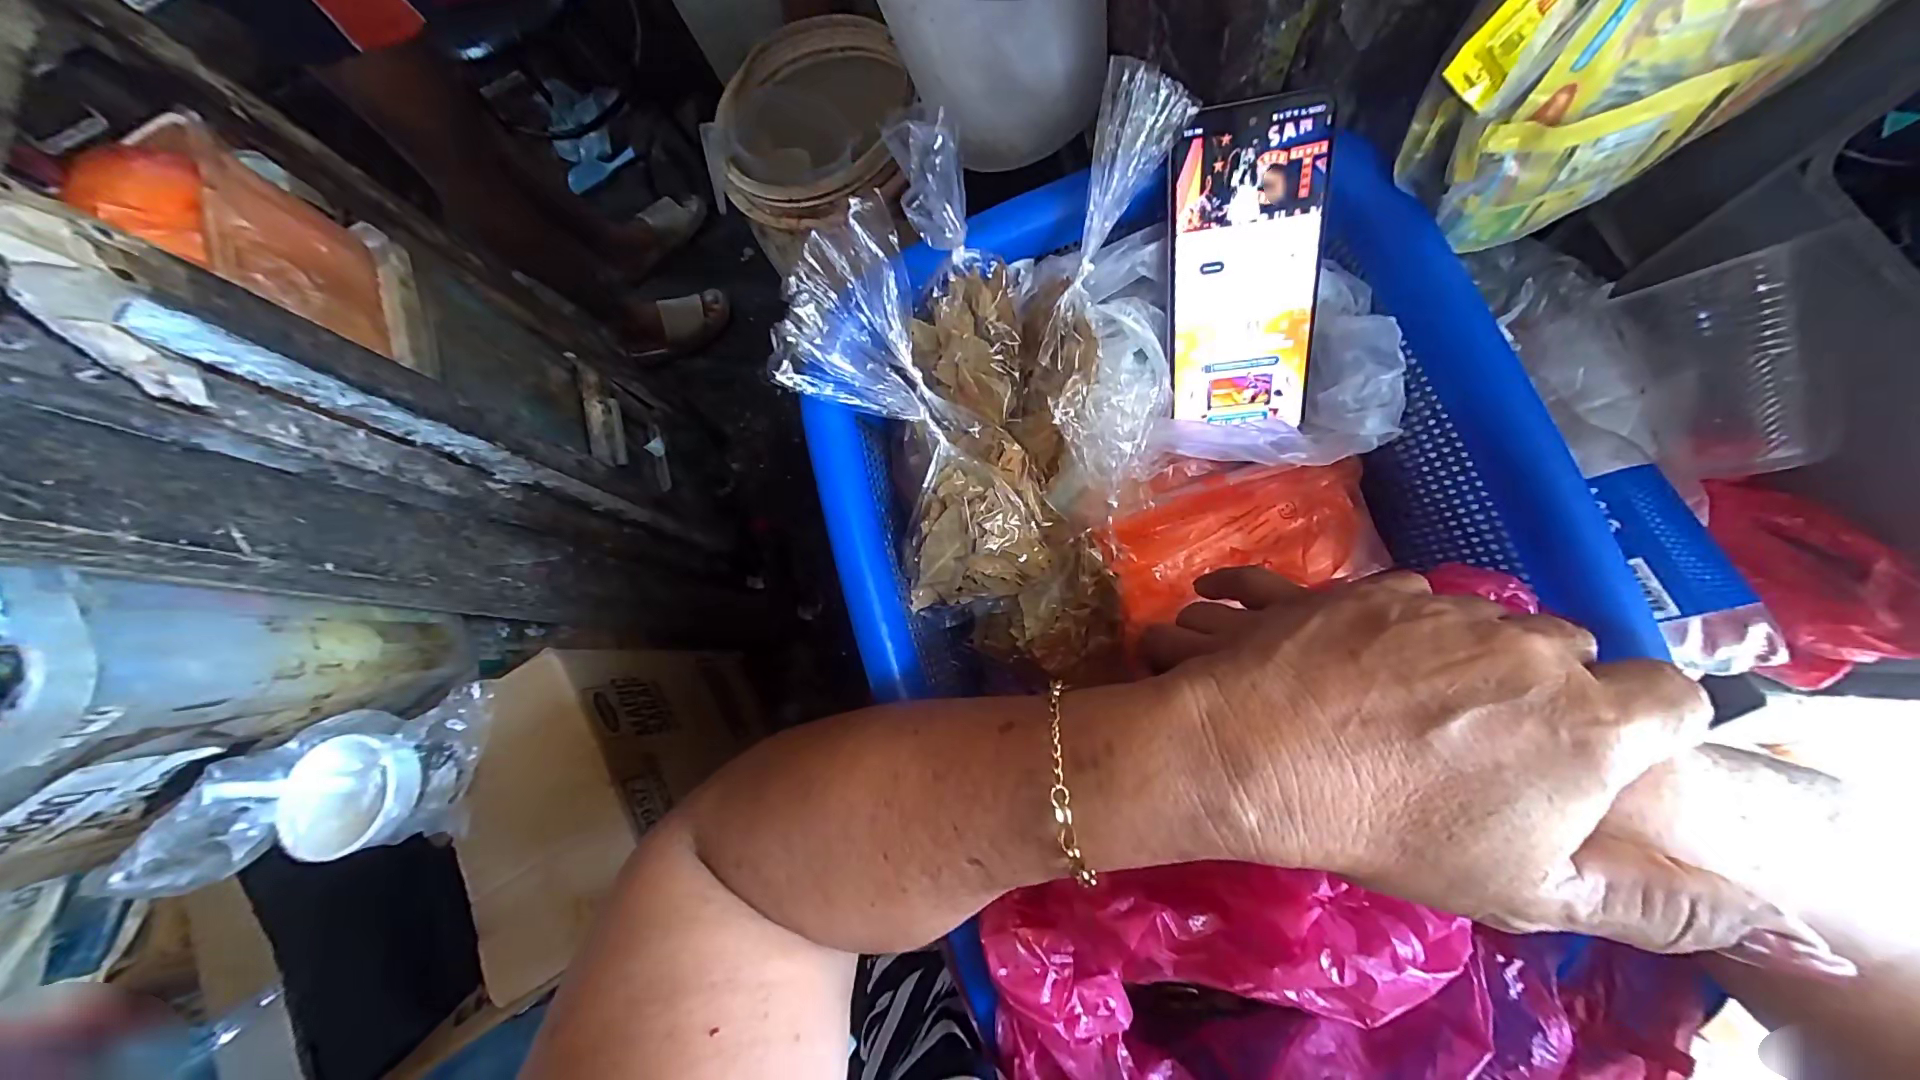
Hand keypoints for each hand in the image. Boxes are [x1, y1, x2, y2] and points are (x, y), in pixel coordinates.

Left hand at [1145, 566, 1816, 956]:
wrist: (1257, 756)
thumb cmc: (1386, 829)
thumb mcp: (1522, 890)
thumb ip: (1648, 899)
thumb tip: (1759, 908)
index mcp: (1588, 720)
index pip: (1669, 697)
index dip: (1639, 718)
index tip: (1599, 740)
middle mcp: (1523, 646)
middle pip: (1565, 649)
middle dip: (1540, 680)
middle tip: (1481, 722)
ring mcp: (1439, 609)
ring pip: (1481, 619)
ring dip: (1463, 648)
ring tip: (1407, 692)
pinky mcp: (1367, 588)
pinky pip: (1405, 599)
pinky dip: (1396, 622)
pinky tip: (1358, 656)